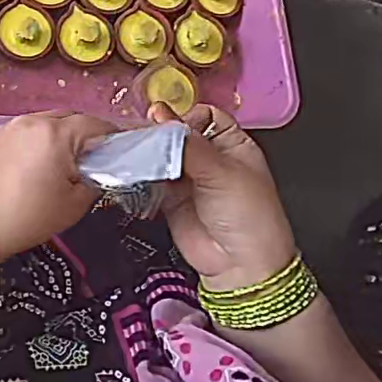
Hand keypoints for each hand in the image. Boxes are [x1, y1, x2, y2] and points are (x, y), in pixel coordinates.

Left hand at [0, 112, 114, 258]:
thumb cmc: (26, 217)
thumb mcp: (75, 205)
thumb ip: (96, 180)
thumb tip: (101, 169)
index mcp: (57, 133)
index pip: (97, 124)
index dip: (113, 138)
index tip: (120, 154)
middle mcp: (32, 121)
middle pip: (71, 118)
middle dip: (86, 136)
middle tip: (92, 164)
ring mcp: (10, 126)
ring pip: (47, 123)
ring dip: (60, 138)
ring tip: (60, 168)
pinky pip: (26, 132)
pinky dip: (37, 143)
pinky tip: (34, 168)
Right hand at [151, 102, 298, 291]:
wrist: (239, 266)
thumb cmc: (249, 217)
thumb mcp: (221, 171)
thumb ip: (187, 144)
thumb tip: (161, 116)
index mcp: (231, 145)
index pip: (203, 116)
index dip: (184, 115)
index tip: (165, 122)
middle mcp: (208, 158)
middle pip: (177, 134)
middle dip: (159, 134)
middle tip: (142, 135)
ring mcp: (187, 178)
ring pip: (160, 155)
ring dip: (147, 153)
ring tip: (133, 152)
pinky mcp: (168, 198)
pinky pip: (149, 178)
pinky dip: (139, 173)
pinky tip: (131, 169)